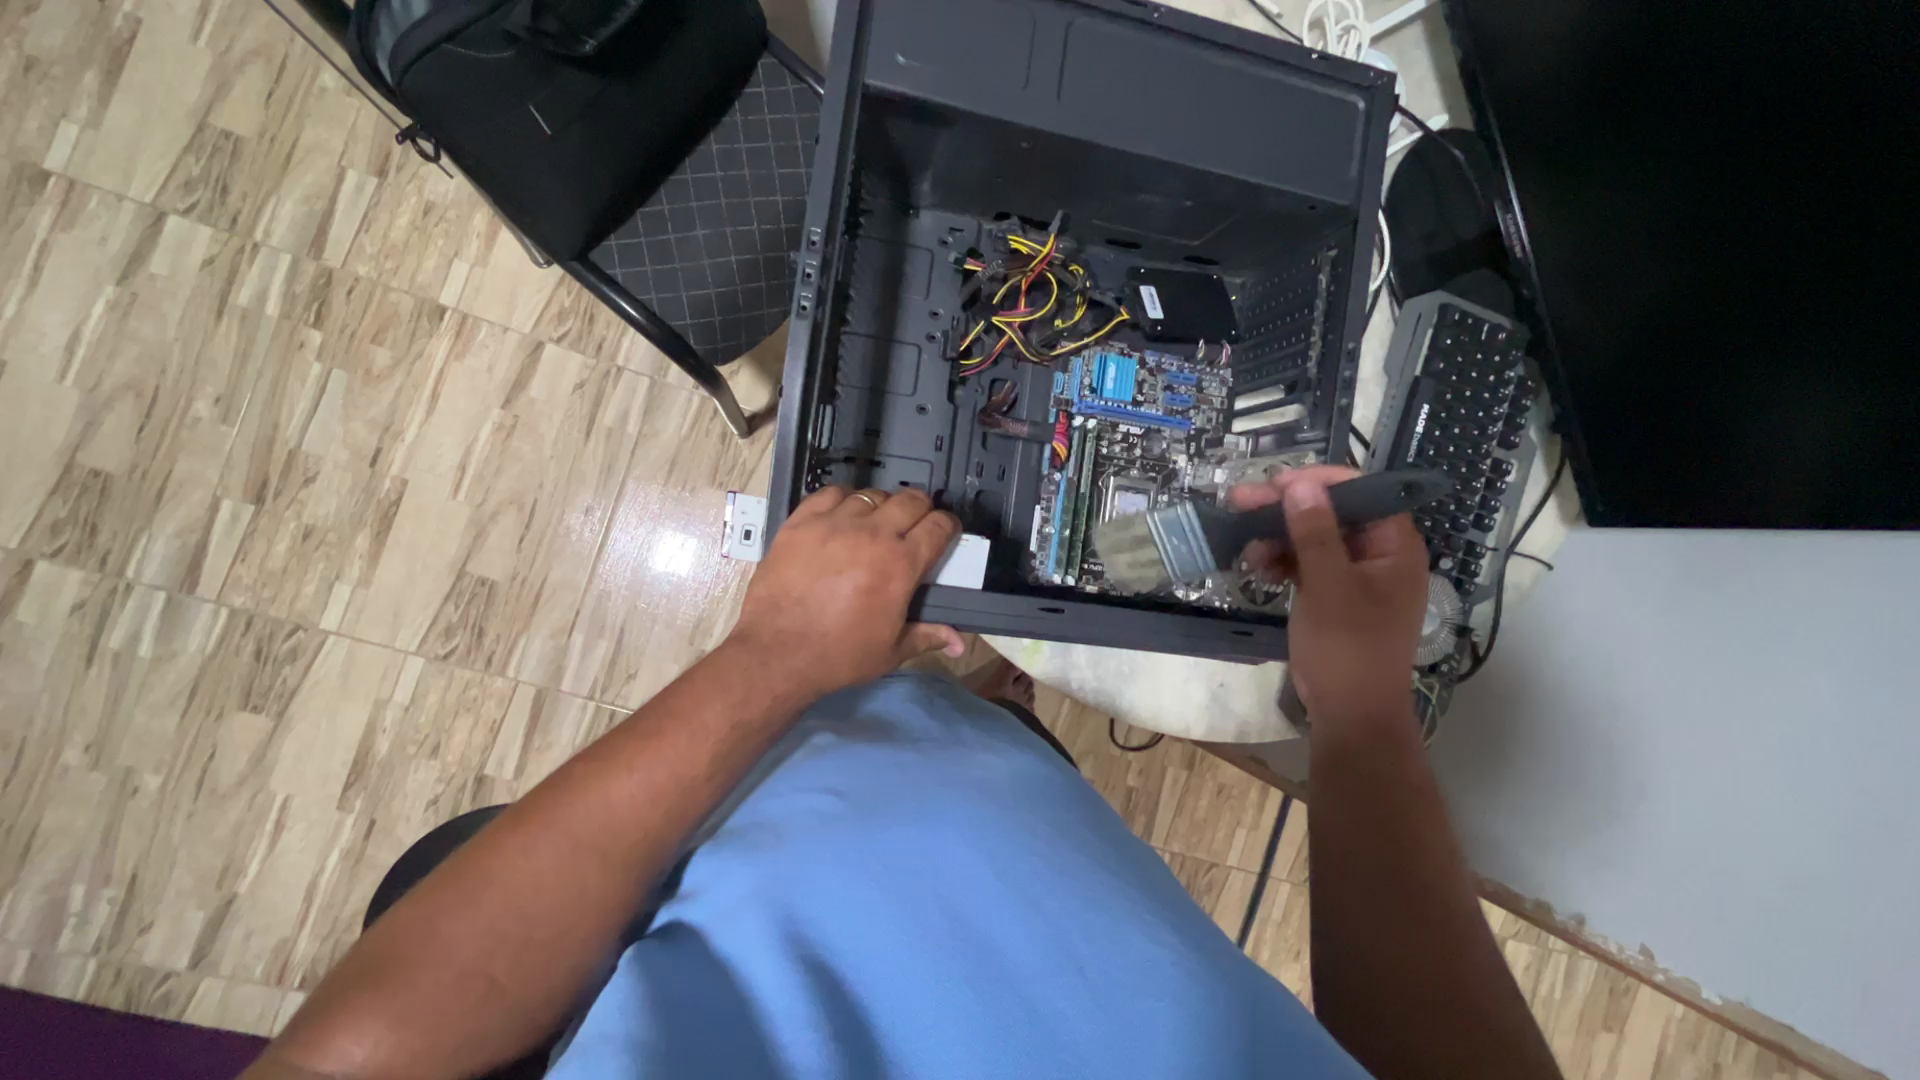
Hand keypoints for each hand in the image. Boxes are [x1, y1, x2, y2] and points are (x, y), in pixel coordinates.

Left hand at [728, 486, 965, 700]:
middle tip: (915, 523)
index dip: (948, 525)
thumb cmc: (839, 655)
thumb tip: (959, 643)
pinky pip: (830, 494)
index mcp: (901, 564)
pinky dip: (843, 500)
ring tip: (876, 521)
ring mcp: (835, 524)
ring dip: (882, 505)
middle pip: (910, 500)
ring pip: (872, 495)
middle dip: (921, 508)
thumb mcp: (891, 651)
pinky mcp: (802, 522)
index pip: (938, 526)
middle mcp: (873, 535)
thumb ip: (927, 636)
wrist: (778, 653)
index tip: (946, 531)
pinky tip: (842, 515)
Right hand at [1230, 466, 1428, 727]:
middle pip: (1331, 513)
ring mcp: (1353, 575)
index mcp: (1395, 546)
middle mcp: (1378, 554)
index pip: (1363, 493)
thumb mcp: (1329, 587)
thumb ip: (1314, 533)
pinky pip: (1305, 563)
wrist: (1350, 714)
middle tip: (1241, 502)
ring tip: (1244, 542)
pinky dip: (1281, 560)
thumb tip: (1299, 484)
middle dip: (1286, 508)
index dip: (1320, 482)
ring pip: (1312, 537)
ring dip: (1277, 535)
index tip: (1276, 483)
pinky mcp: (1331, 594)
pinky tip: (1256, 565)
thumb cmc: (1349, 650)